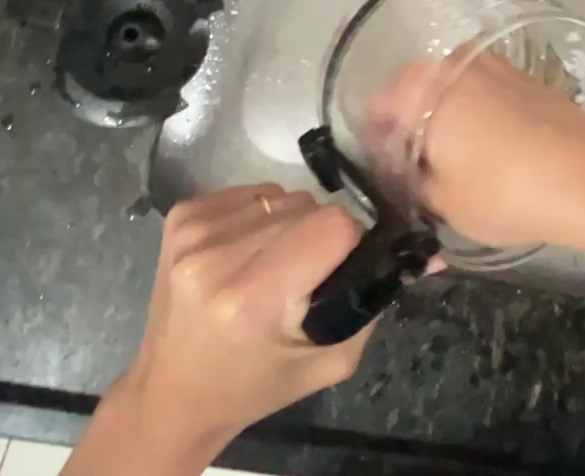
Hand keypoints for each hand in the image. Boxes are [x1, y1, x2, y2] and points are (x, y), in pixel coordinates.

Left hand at [72, 184, 366, 475]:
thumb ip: (371, 305)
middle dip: (319, 233)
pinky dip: (262, 214)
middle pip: (308, 206)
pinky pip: (252, 192)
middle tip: (306, 273)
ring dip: (290, 222)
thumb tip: (414, 257)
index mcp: (252, 300)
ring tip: (274, 263)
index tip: (340, 269)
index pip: (332, 226)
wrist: (171, 392)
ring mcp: (194, 232)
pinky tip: (249, 249)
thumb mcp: (328, 362)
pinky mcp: (181, 215)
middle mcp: (216, 258)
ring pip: (282, 195)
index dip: (349, 243)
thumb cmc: (254, 384)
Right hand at [370, 49, 584, 250]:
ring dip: (446, 118)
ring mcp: (494, 64)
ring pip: (451, 90)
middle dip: (411, 127)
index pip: (377, 106)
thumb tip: (409, 171)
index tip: (386, 171)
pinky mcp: (525, 75)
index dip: (376, 142)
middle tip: (420, 170)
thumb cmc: (505, 191)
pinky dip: (478, 114)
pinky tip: (493, 150)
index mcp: (421, 87)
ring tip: (458, 162)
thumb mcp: (444, 203)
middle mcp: (453, 62)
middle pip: (414, 92)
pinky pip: (484, 92)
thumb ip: (414, 182)